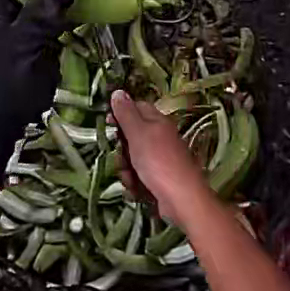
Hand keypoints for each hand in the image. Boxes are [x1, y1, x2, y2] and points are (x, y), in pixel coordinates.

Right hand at [109, 90, 215, 225]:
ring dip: (126, 169)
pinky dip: (135, 184)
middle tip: (121, 157)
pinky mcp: (159, 179)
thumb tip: (118, 91)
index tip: (108, 124)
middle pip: (131, 136)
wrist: (181, 199)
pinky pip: (139, 176)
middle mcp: (159, 137)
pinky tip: (136, 190)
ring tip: (130, 178)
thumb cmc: (158, 161)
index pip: (136, 108)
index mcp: (157, 121)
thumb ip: (126, 113)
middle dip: (121, 149)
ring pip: (132, 158)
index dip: (120, 114)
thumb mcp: (138, 133)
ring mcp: (160, 159)